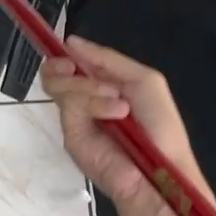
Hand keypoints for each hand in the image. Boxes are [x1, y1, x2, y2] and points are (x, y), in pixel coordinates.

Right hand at [41, 36, 210, 215]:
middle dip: (62, 64)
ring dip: (84, 85)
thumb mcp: (146, 81)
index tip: (67, 47)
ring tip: (113, 98)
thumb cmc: (161, 127)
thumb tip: (70, 41)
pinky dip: (92, 102)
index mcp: (103, 85)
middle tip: (71, 67)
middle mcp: (84, 97)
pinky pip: (67, 104)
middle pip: (54, 70)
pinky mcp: (69, 132)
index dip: (68, 52)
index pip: (74, 61)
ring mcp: (74, 115)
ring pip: (56, 83)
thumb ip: (109, 58)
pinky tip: (115, 113)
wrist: (160, 173)